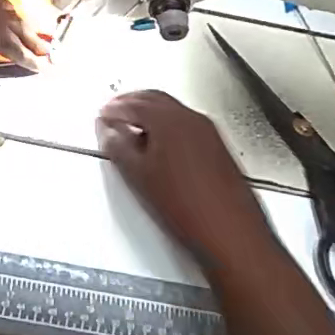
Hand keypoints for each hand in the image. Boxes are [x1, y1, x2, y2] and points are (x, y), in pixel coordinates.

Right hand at [96, 91, 262, 252]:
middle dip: (131, 104)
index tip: (102, 116)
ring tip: (133, 129)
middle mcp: (192, 119)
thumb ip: (117, 146)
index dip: (113, 109)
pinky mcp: (219, 147)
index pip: (132, 104)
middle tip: (114, 113)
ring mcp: (209, 132)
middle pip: (154, 99)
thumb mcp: (138, 175)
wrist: (231, 235)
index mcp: (169, 119)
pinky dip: (168, 126)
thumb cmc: (187, 207)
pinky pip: (186, 125)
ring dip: (150, 113)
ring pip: (172, 111)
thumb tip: (108, 131)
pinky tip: (160, 145)